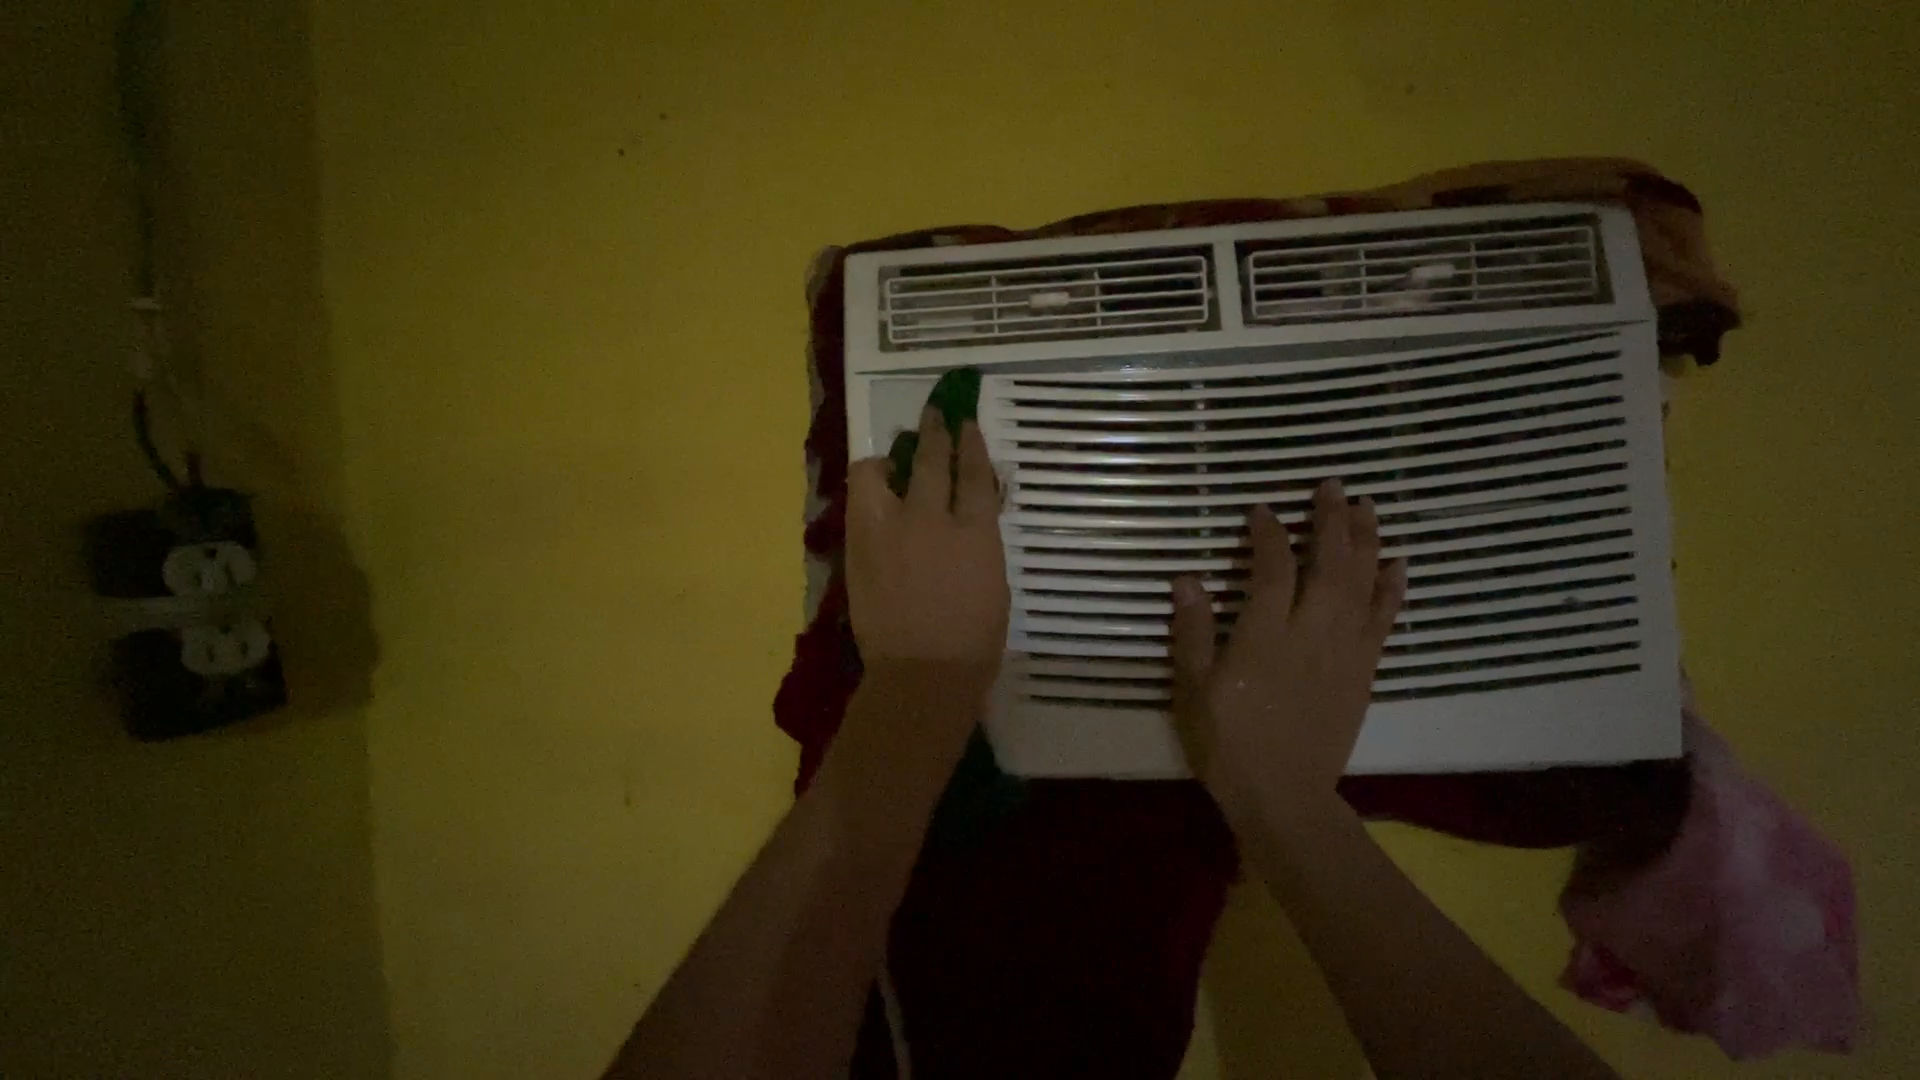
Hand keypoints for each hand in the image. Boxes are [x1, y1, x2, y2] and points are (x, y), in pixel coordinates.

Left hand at [846, 407, 1008, 681]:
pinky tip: (874, 497)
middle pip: (932, 460)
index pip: (975, 474)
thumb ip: (980, 540)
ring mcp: (888, 531)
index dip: (972, 444)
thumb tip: (970, 516)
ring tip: (891, 465)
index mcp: (975, 533)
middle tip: (936, 414)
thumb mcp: (994, 582)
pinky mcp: (858, 548)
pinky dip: (867, 493)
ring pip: (876, 472)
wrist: (922, 674)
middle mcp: (930, 520)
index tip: (967, 424)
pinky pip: (857, 504)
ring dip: (887, 461)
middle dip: (935, 431)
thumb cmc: (973, 639)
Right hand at [1169, 479, 1405, 820]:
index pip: (1273, 567)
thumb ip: (1192, 631)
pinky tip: (1396, 563)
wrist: (1283, 794)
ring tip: (1366, 506)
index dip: (1269, 533)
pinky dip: (1391, 588)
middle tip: (1330, 486)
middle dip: (1331, 520)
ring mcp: (1345, 651)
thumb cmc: (1228, 742)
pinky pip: (1383, 620)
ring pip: (1362, 583)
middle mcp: (1312, 633)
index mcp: (1265, 635)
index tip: (1262, 510)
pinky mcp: (1363, 671)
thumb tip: (1188, 578)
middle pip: (1330, 564)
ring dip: (1366, 540)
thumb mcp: (1193, 688)